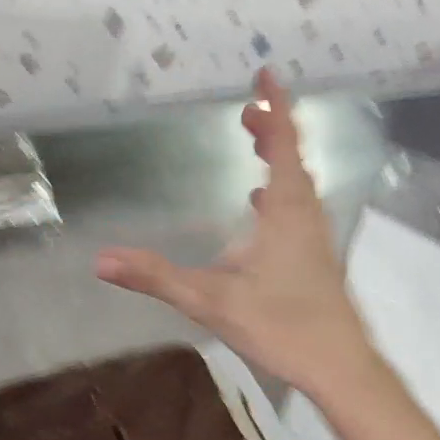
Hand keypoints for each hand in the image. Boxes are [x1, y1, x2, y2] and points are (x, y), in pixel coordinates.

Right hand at [95, 68, 373, 387]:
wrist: (338, 366)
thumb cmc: (280, 325)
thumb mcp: (210, 300)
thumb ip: (156, 277)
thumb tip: (101, 260)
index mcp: (287, 212)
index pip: (284, 143)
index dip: (275, 106)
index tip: (265, 73)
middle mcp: (307, 216)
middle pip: (294, 159)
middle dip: (272, 130)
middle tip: (246, 113)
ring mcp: (316, 239)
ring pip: (300, 186)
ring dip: (279, 161)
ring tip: (256, 149)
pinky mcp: (316, 261)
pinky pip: (299, 210)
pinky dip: (281, 196)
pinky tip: (262, 213)